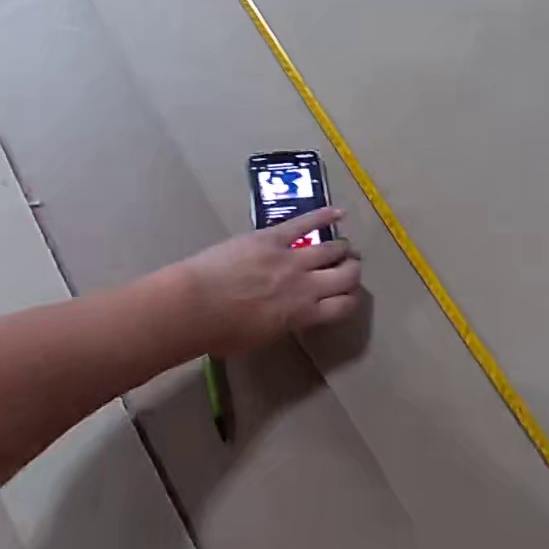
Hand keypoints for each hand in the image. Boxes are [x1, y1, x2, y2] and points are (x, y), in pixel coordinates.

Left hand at [172, 208, 362, 354]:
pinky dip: (324, 216)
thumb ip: (282, 322)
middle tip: (350, 267)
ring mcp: (290, 258)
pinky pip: (304, 223)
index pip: (344, 306)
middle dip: (351, 271)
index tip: (349, 295)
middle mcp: (305, 286)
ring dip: (342, 248)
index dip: (351, 299)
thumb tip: (287, 315)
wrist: (197, 304)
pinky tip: (337, 213)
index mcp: (303, 315)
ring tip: (343, 246)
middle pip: (345, 276)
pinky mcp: (272, 238)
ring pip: (330, 249)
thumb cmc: (221, 331)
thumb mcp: (261, 336)